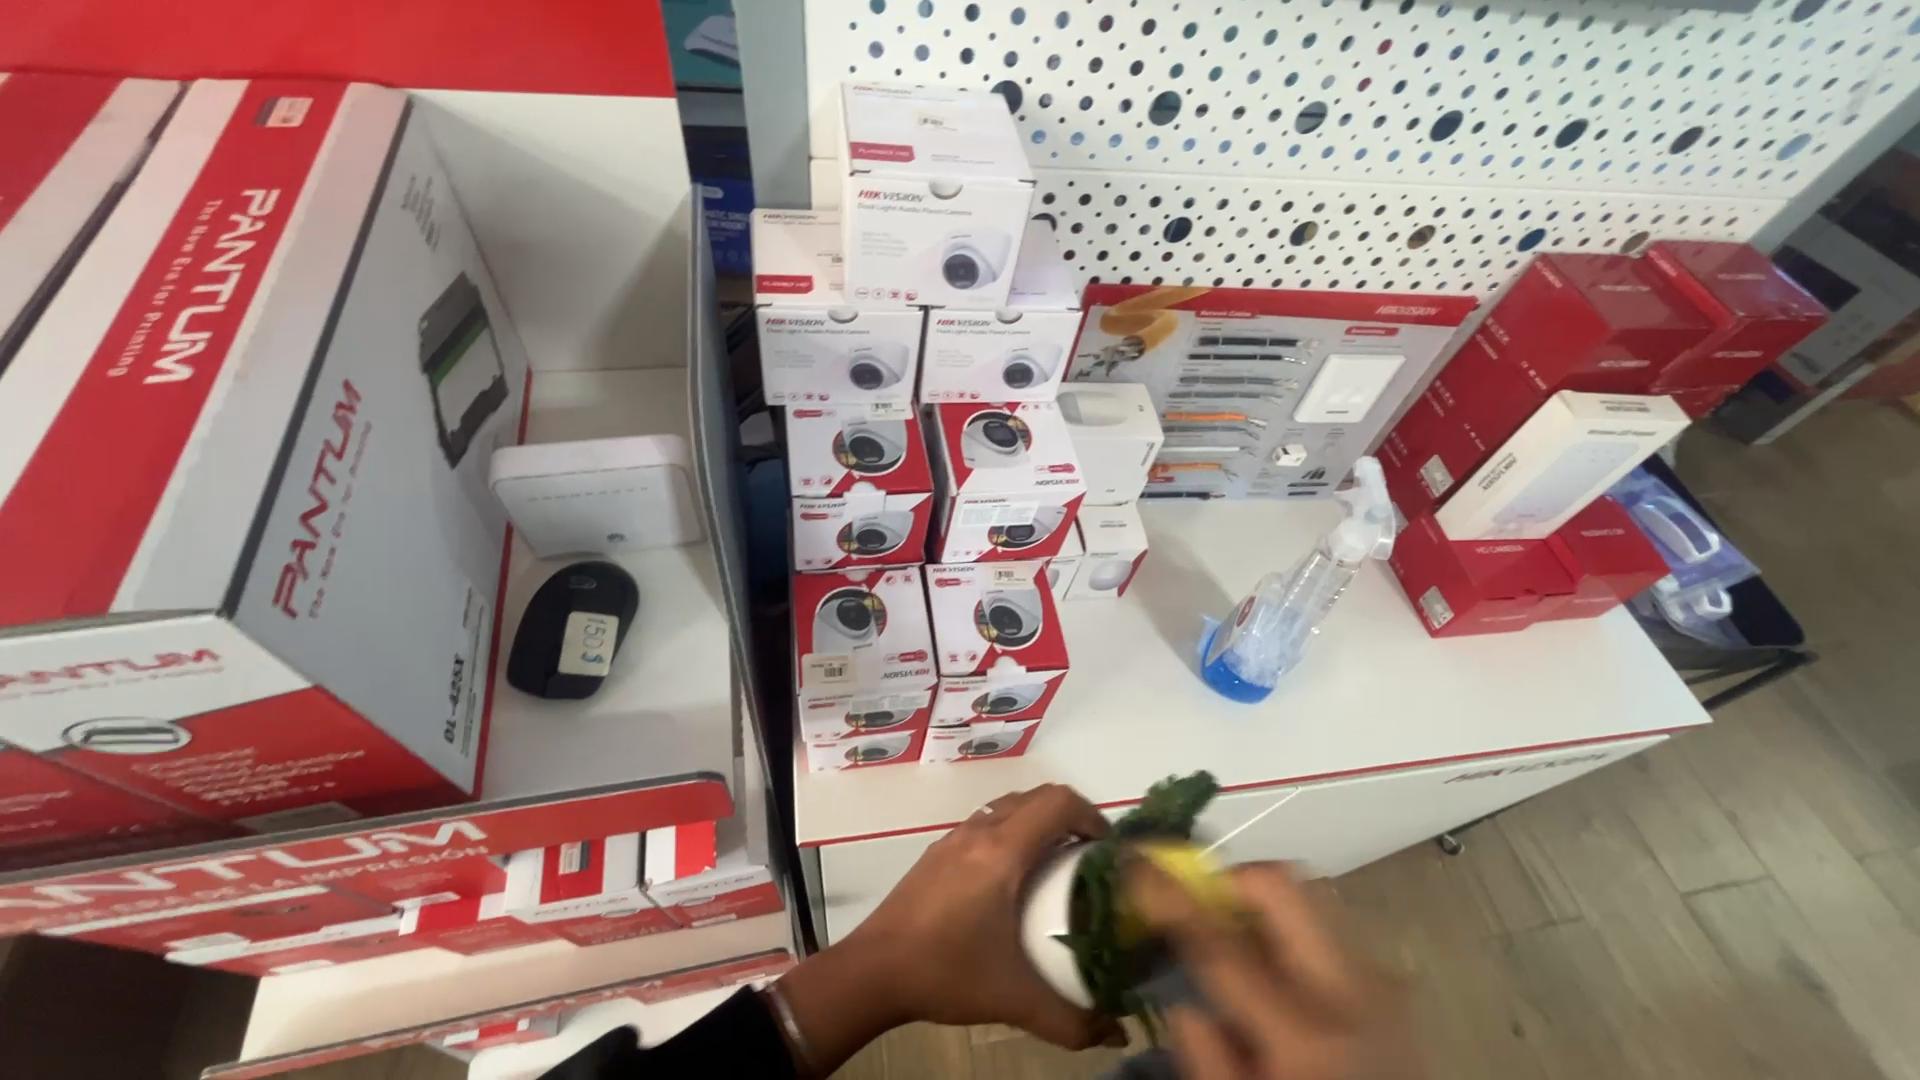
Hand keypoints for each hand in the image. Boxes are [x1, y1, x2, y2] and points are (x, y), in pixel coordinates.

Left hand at [785, 783, 1120, 1057]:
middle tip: (1089, 858)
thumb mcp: (1014, 1000)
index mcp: (1002, 852)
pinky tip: (1012, 881)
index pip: (1059, 803)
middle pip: (1037, 798)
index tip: (1108, 850)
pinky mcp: (938, 851)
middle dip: (1071, 818)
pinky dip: (1012, 833)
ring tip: (1056, 866)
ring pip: (1009, 807)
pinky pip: (987, 822)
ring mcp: (954, 837)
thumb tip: (1116, 1031)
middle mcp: (979, 831)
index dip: (1092, 816)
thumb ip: (1072, 1021)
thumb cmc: (946, 973)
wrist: (873, 971)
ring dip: (1039, 822)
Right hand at [1125, 860, 1422, 1079]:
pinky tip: (1280, 969)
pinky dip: (1295, 925)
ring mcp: (1382, 980)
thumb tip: (1183, 1004)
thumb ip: (1207, 1059)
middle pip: (1282, 884)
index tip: (1134, 864)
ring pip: (1313, 891)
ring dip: (1265, 900)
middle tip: (1199, 904)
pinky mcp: (1394, 983)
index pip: (1219, 943)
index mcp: (1304, 1033)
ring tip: (1239, 936)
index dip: (1169, 896)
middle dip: (1230, 878)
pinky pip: (1334, 923)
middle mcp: (1351, 990)